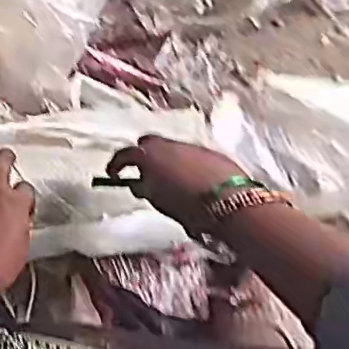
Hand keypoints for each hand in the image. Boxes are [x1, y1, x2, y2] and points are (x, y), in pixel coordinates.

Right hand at [105, 135, 248, 234]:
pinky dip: (189, 165)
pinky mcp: (213, 154)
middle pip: (148, 144)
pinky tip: (195, 181)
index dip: (116, 165)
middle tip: (145, 172)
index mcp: (147, 154)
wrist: (234, 203)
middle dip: (144, 156)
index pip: (123, 155)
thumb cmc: (188, 205)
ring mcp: (191, 147)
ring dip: (168, 161)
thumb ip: (143, 188)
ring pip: (172, 149)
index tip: (113, 174)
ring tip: (173, 180)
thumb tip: (137, 184)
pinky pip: (193, 156)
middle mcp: (166, 144)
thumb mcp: (157, 199)